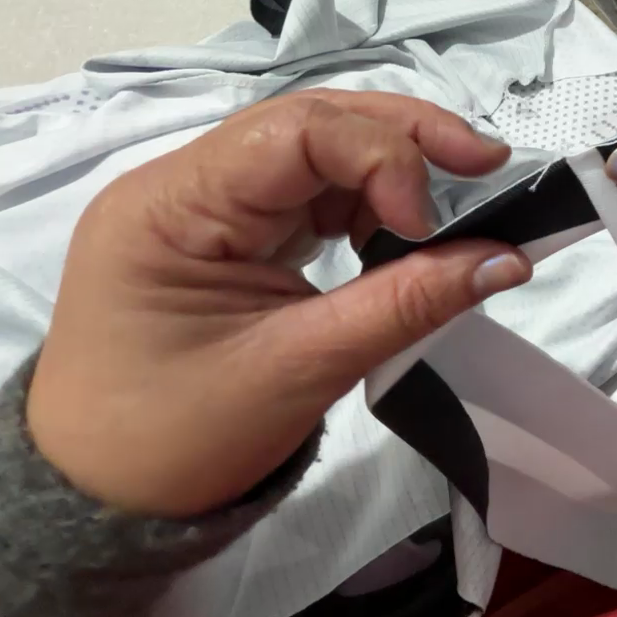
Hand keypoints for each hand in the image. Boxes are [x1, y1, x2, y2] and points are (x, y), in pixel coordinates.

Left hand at [28, 92, 533, 518]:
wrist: (105, 497)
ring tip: (469, 188)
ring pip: (331, 141)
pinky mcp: (247, 225)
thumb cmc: (178, 438)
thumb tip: (511, 259)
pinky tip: (416, 224)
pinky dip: (386, 194)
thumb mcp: (305, 368)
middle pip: (319, 118)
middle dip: (412, 134)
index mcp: (174, 208)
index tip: (430, 228)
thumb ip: (412, 302)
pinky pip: (329, 183)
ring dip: (406, 159)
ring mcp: (218, 202)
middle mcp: (190, 184)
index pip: (299, 132)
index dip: (385, 161)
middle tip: (491, 162)